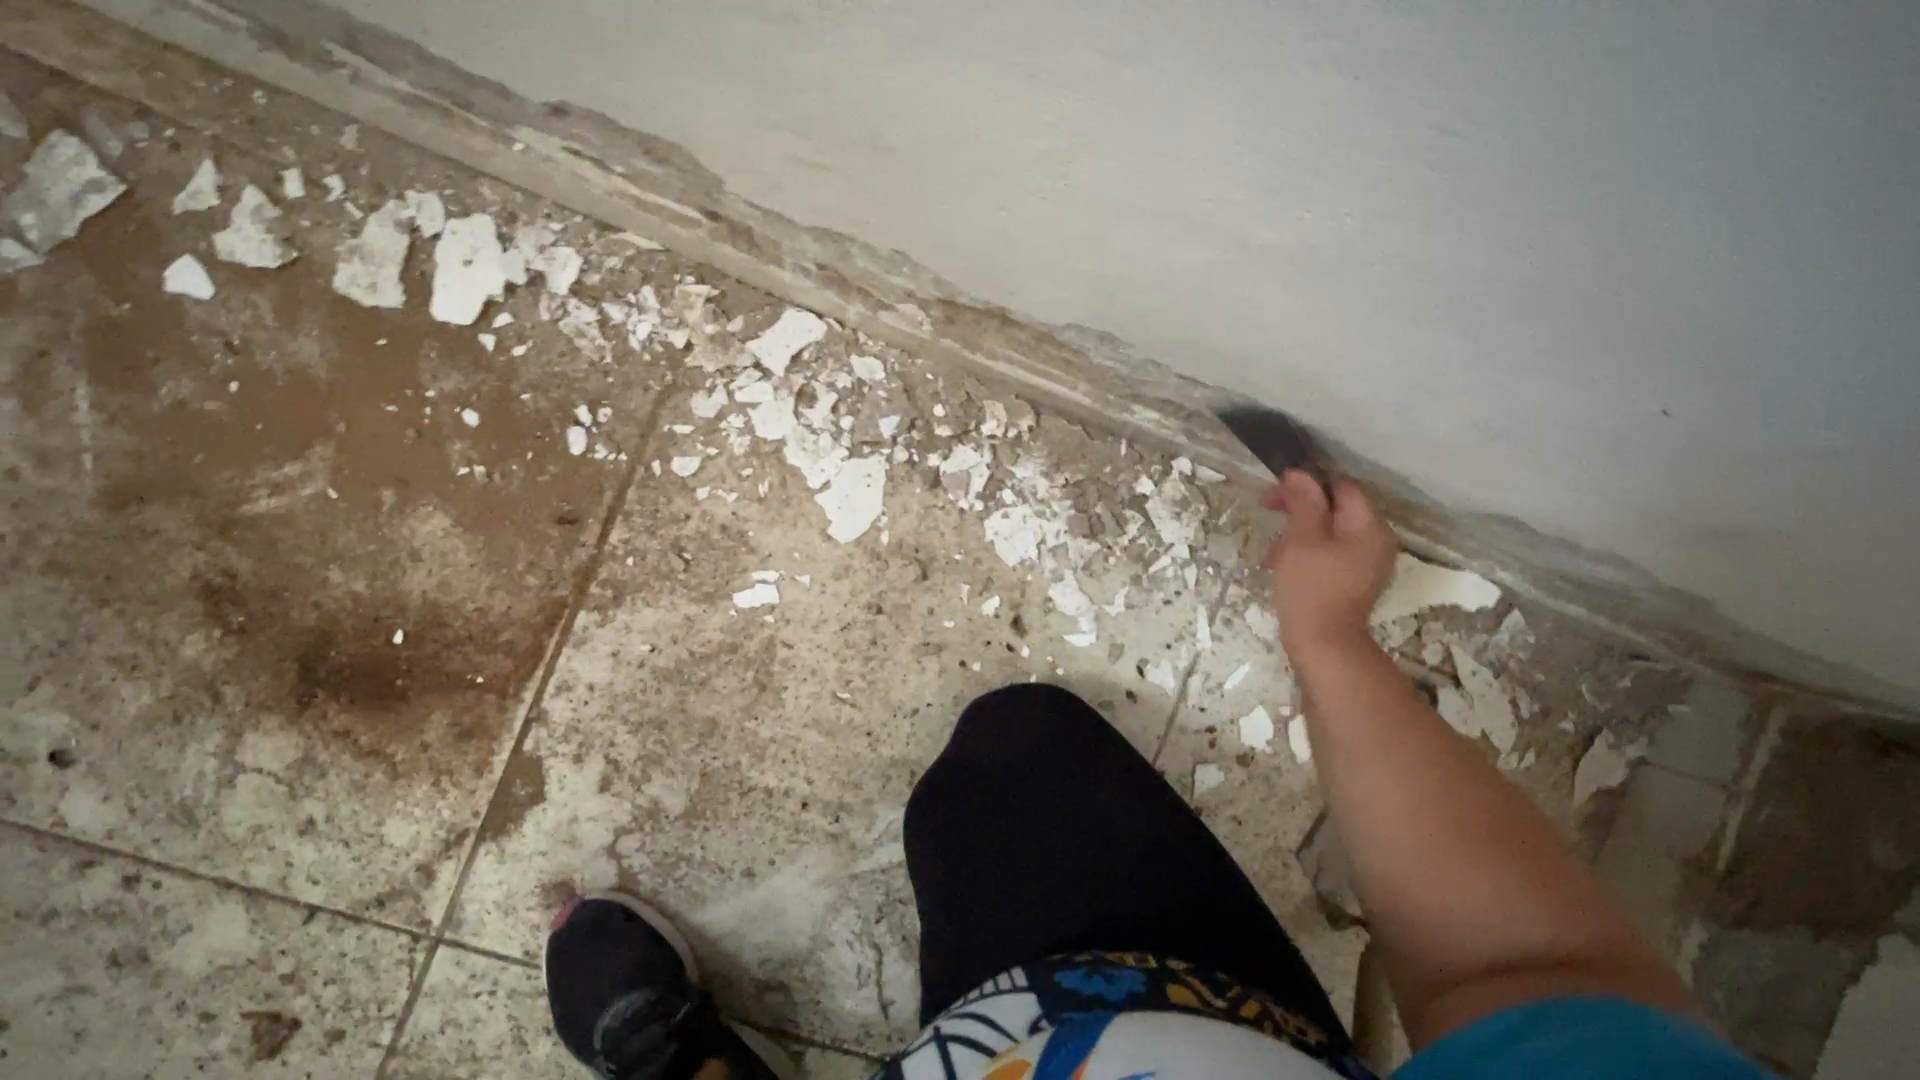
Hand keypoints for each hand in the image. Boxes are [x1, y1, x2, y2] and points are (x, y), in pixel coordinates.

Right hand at [1262, 470, 1397, 657]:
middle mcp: (1376, 541)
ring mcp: (1367, 563)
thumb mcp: (1302, 539)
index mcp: (1369, 527)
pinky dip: (1306, 552)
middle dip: (1300, 509)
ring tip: (1272, 552)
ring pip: (1329, 531)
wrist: (1323, 644)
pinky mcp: (1353, 580)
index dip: (1308, 484)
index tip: (1276, 492)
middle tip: (1268, 511)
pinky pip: (1330, 553)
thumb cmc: (1311, 588)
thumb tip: (1299, 474)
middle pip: (1337, 508)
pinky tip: (1283, 565)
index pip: (1342, 487)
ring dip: (1298, 533)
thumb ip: (1303, 503)